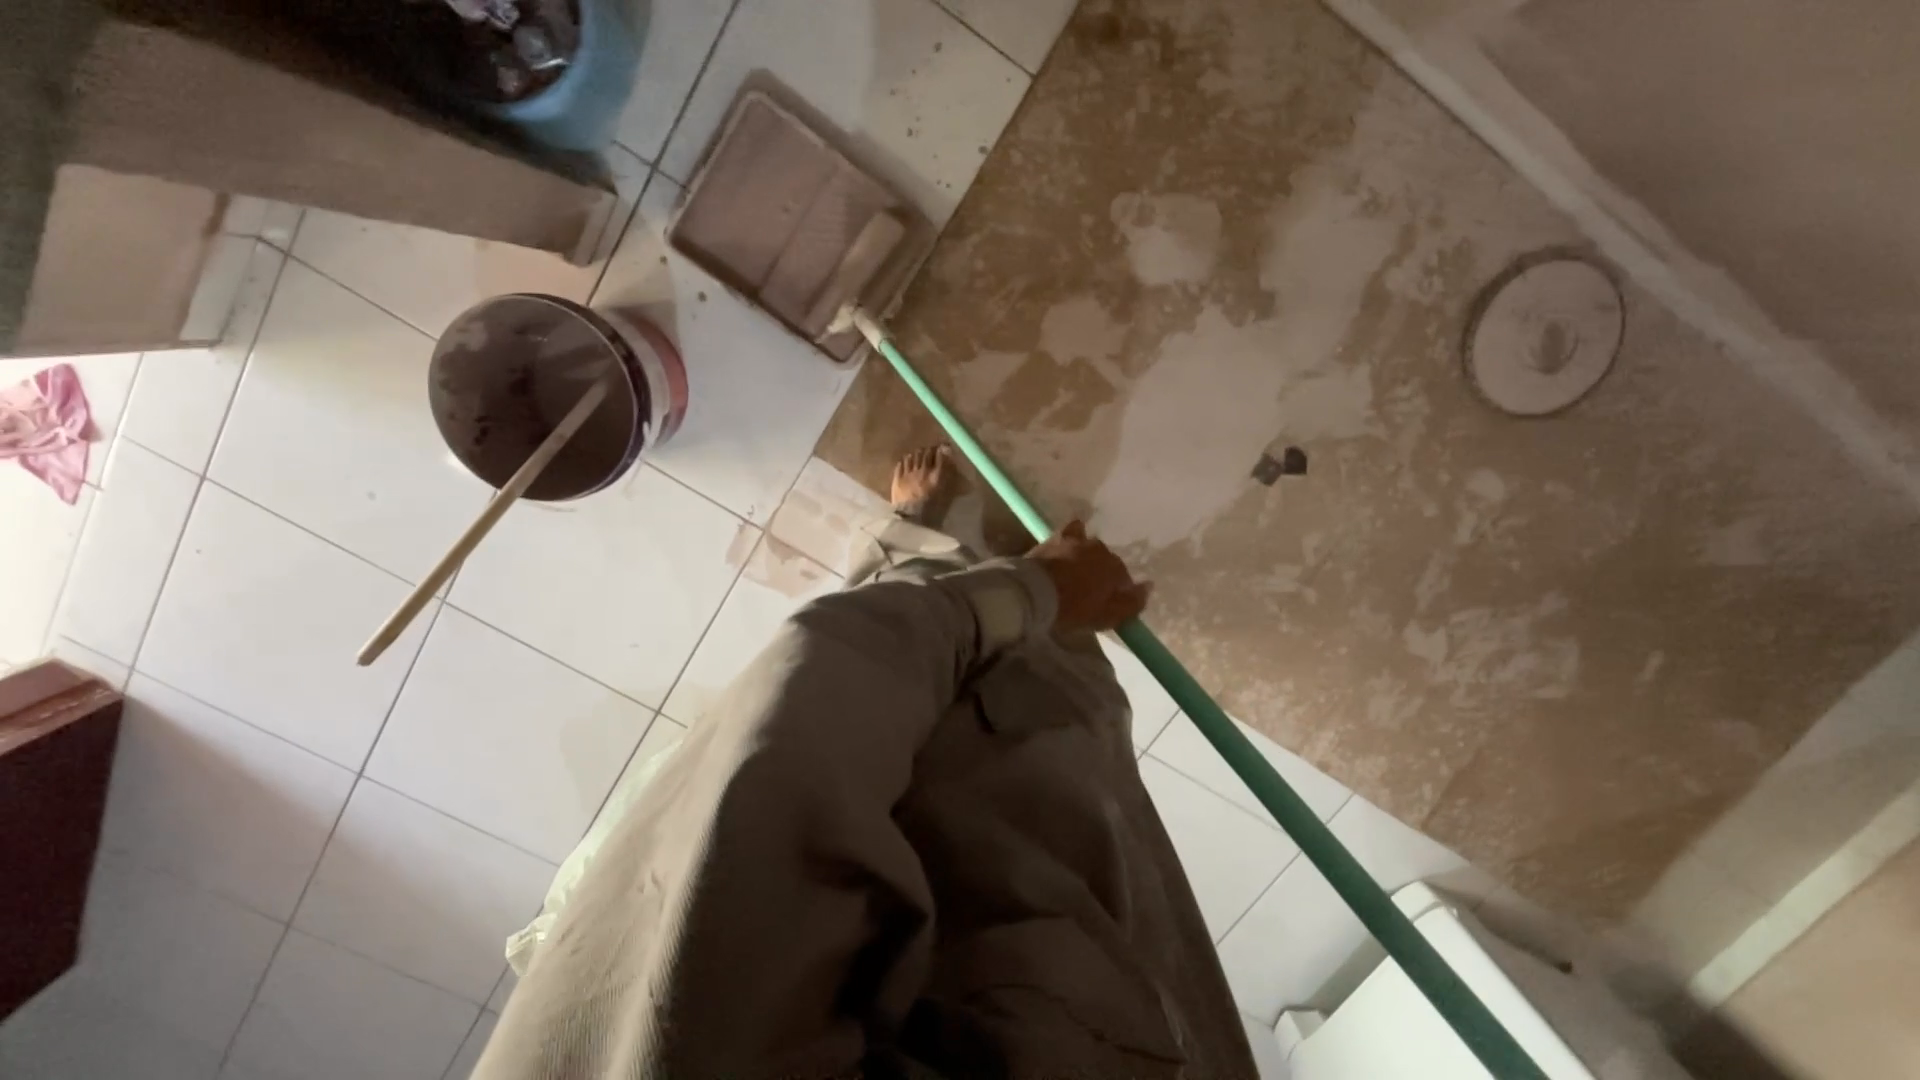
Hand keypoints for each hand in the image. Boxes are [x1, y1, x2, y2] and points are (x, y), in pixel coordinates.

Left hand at [1028, 521, 1152, 632]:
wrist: (1033, 593)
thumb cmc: (1072, 609)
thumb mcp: (1106, 616)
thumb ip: (1131, 603)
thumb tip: (1149, 587)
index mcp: (1115, 568)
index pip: (1123, 579)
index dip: (1117, 593)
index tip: (1107, 605)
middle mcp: (1100, 549)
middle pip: (1107, 562)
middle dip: (1102, 574)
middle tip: (1090, 591)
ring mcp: (1078, 541)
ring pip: (1091, 547)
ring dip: (1088, 557)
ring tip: (1078, 571)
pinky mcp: (1056, 538)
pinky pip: (1072, 530)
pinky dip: (1076, 533)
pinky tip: (1073, 538)